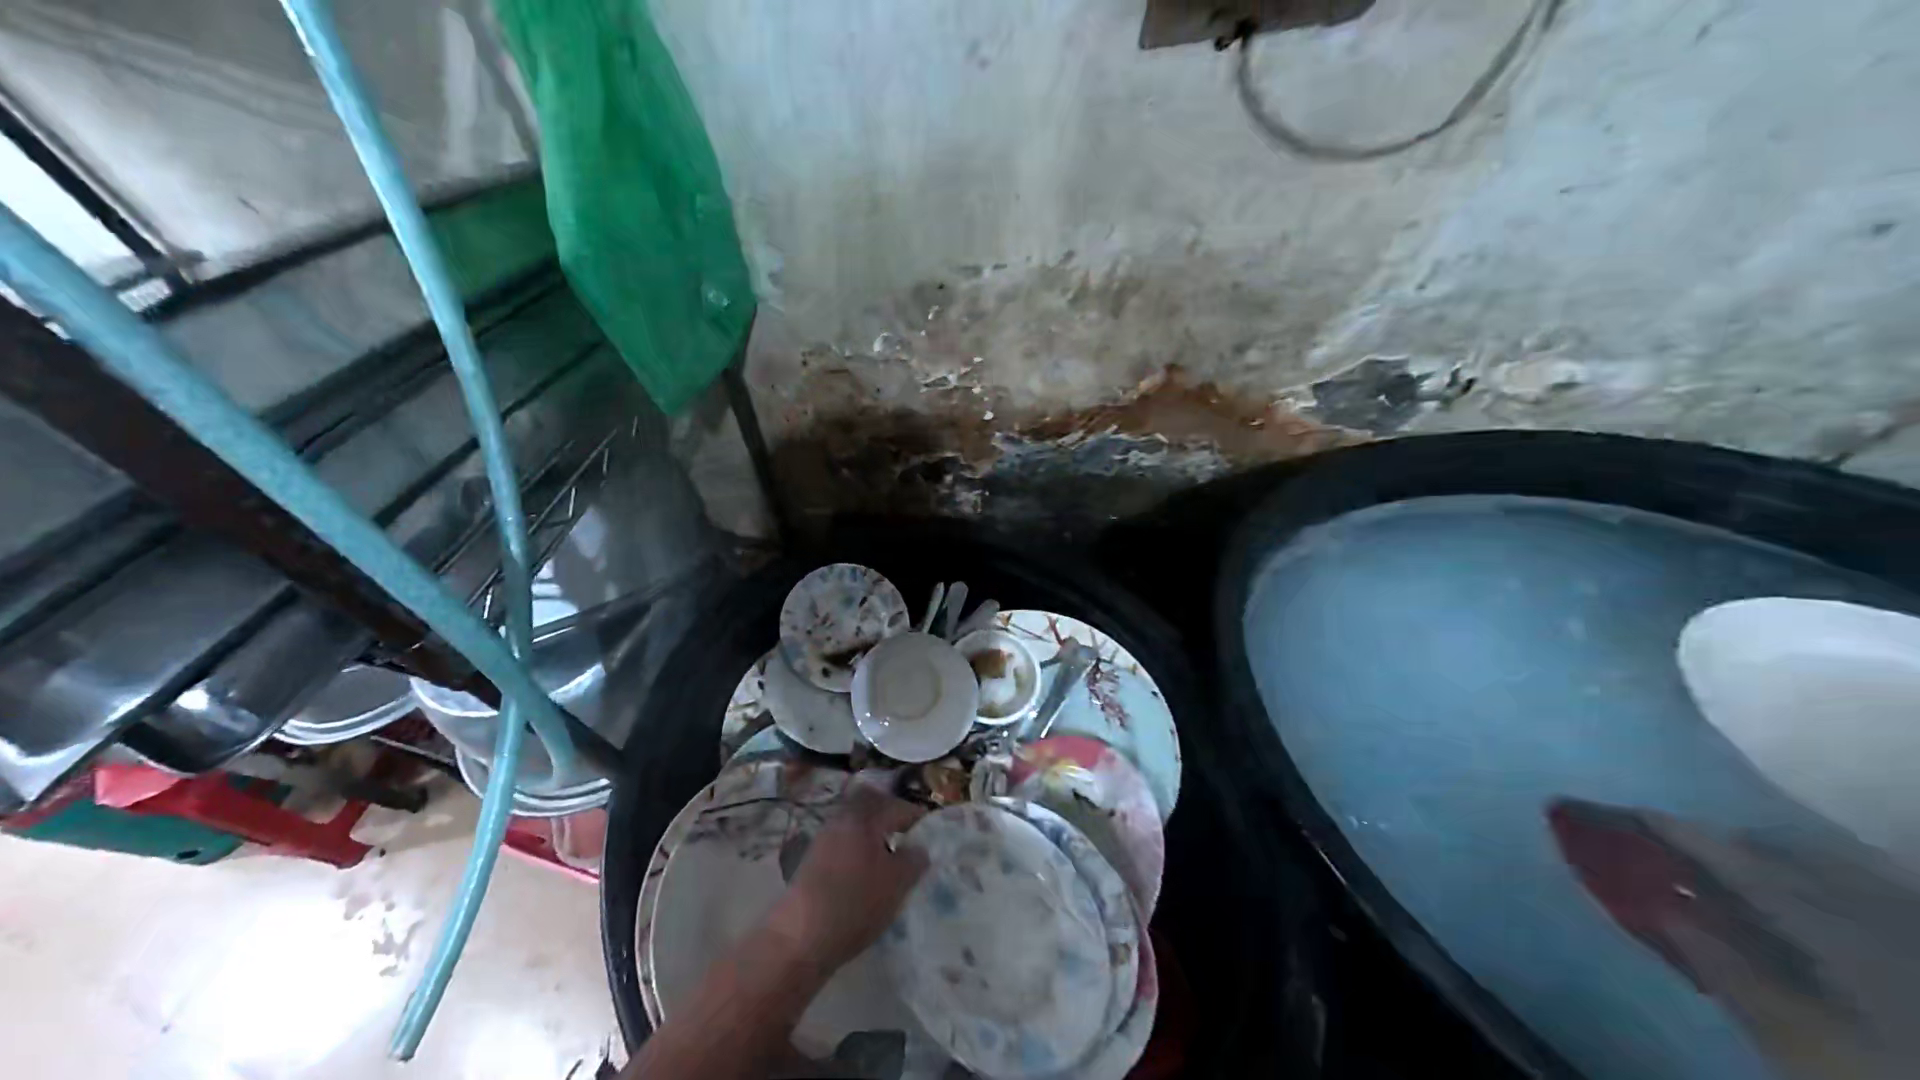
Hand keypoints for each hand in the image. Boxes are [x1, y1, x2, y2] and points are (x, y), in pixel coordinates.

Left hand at [767, 783, 928, 971]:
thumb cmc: (856, 903)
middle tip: (907, 836)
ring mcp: (823, 840)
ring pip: (854, 825)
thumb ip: (914, 860)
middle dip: (890, 817)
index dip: (916, 815)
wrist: (800, 937)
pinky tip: (865, 874)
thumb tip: (919, 847)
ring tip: (888, 859)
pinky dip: (857, 850)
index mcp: (864, 817)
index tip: (930, 829)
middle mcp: (841, 820)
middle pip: (870, 806)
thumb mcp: (897, 883)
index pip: (897, 806)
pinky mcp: (811, 861)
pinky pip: (842, 843)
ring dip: (872, 834)